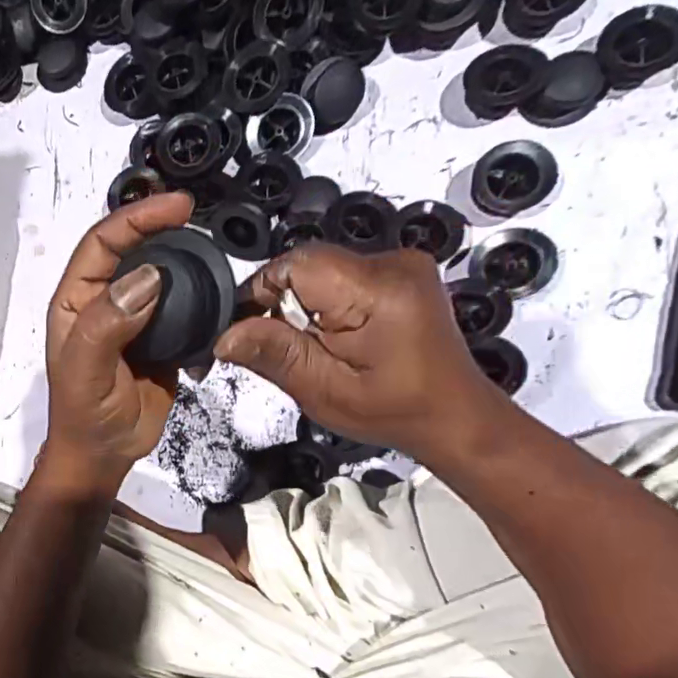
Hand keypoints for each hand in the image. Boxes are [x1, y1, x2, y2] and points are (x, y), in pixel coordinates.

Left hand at [39, 191, 194, 496]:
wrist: (105, 454)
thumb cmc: (84, 416)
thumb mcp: (87, 370)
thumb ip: (107, 324)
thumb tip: (146, 278)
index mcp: (77, 301)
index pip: (103, 244)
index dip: (136, 218)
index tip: (175, 207)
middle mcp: (105, 303)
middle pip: (133, 250)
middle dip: (162, 227)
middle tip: (195, 216)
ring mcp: (135, 320)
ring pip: (161, 276)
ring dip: (184, 260)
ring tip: (210, 251)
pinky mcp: (161, 340)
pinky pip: (182, 309)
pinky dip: (199, 300)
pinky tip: (214, 297)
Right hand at [216, 243, 510, 461]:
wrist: (451, 414)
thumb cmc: (395, 410)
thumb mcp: (325, 392)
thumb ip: (276, 356)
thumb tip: (225, 337)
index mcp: (377, 292)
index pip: (295, 264)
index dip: (261, 293)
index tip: (249, 331)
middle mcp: (393, 264)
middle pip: (307, 264)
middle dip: (283, 305)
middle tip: (289, 351)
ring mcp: (401, 263)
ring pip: (321, 270)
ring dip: (304, 306)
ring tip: (317, 348)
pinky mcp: (401, 271)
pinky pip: (342, 276)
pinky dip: (326, 304)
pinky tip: (337, 337)